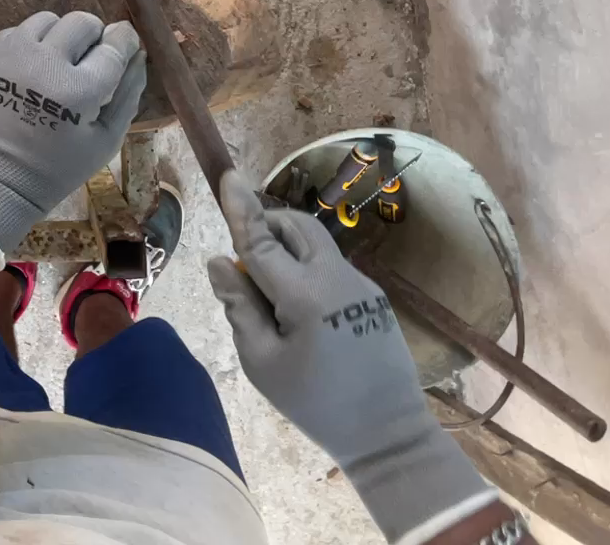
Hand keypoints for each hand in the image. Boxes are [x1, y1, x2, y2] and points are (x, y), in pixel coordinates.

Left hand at [0, 11, 144, 262]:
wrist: (1, 176)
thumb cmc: (61, 165)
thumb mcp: (108, 138)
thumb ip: (129, 93)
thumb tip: (138, 53)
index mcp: (80, 89)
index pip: (114, 44)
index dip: (124, 42)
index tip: (125, 47)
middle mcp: (45, 62)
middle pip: (82, 22)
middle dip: (92, 38)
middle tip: (87, 63)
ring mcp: (12, 53)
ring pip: (48, 20)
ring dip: (60, 37)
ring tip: (56, 65)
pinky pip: (19, 30)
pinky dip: (30, 45)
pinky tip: (30, 71)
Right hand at [208, 177, 490, 541]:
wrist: (389, 436)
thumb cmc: (315, 404)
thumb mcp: (261, 362)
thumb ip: (238, 306)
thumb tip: (220, 261)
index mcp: (305, 296)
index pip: (261, 241)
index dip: (241, 208)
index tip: (228, 175)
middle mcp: (336, 278)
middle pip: (294, 225)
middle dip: (265, 225)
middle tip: (246, 262)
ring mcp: (360, 284)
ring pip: (313, 240)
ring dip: (285, 244)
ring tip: (271, 289)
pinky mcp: (372, 294)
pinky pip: (328, 262)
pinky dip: (304, 265)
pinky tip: (300, 310)